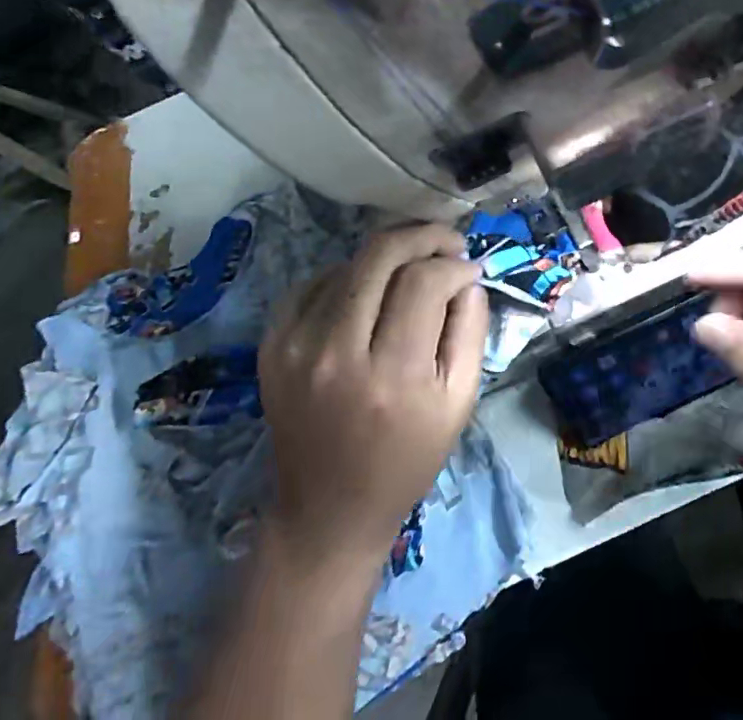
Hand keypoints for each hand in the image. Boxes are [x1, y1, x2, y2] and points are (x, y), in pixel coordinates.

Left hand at [258, 225, 488, 565]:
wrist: (329, 508)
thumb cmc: (408, 458)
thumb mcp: (459, 402)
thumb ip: (470, 333)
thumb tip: (468, 279)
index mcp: (394, 375)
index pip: (425, 282)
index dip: (455, 266)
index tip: (471, 271)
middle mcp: (338, 353)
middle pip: (380, 257)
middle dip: (422, 236)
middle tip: (448, 240)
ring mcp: (296, 347)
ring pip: (348, 265)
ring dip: (389, 255)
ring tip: (414, 263)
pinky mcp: (271, 347)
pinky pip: (313, 284)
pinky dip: (347, 275)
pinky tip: (368, 288)